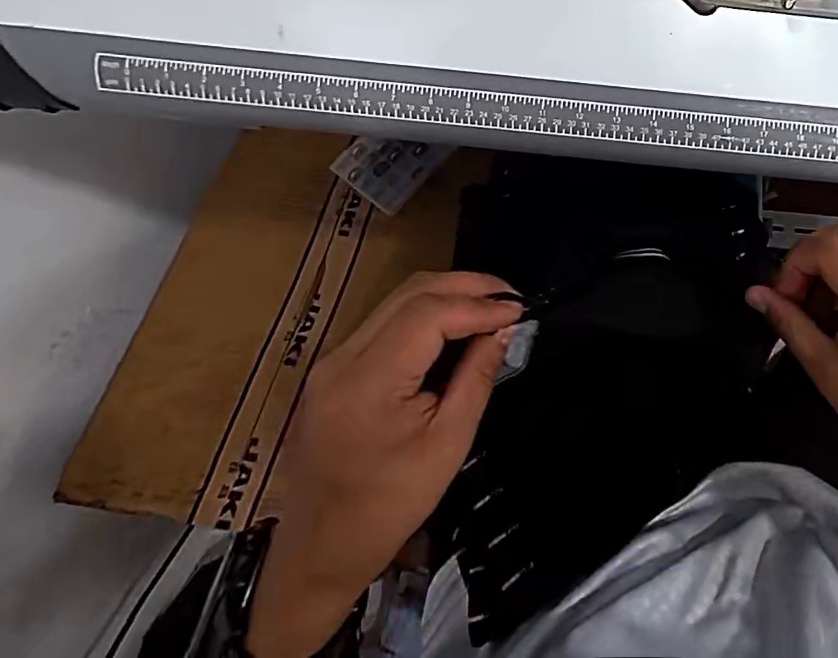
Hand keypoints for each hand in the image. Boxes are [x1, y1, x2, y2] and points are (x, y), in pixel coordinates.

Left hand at [248, 272, 521, 657]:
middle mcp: (342, 358)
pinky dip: (428, 312)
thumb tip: (503, 331)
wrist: (318, 552)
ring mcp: (332, 360)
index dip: (478, 305)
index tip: (518, 310)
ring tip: (491, 305)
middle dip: (467, 286)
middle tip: (510, 298)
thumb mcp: (447, 446)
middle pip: (411, 293)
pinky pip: (387, 320)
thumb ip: (476, 379)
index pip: (428, 315)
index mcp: (367, 382)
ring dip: (448, 294)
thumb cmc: (387, 509)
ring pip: (398, 299)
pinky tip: (457, 323)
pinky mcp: (334, 367)